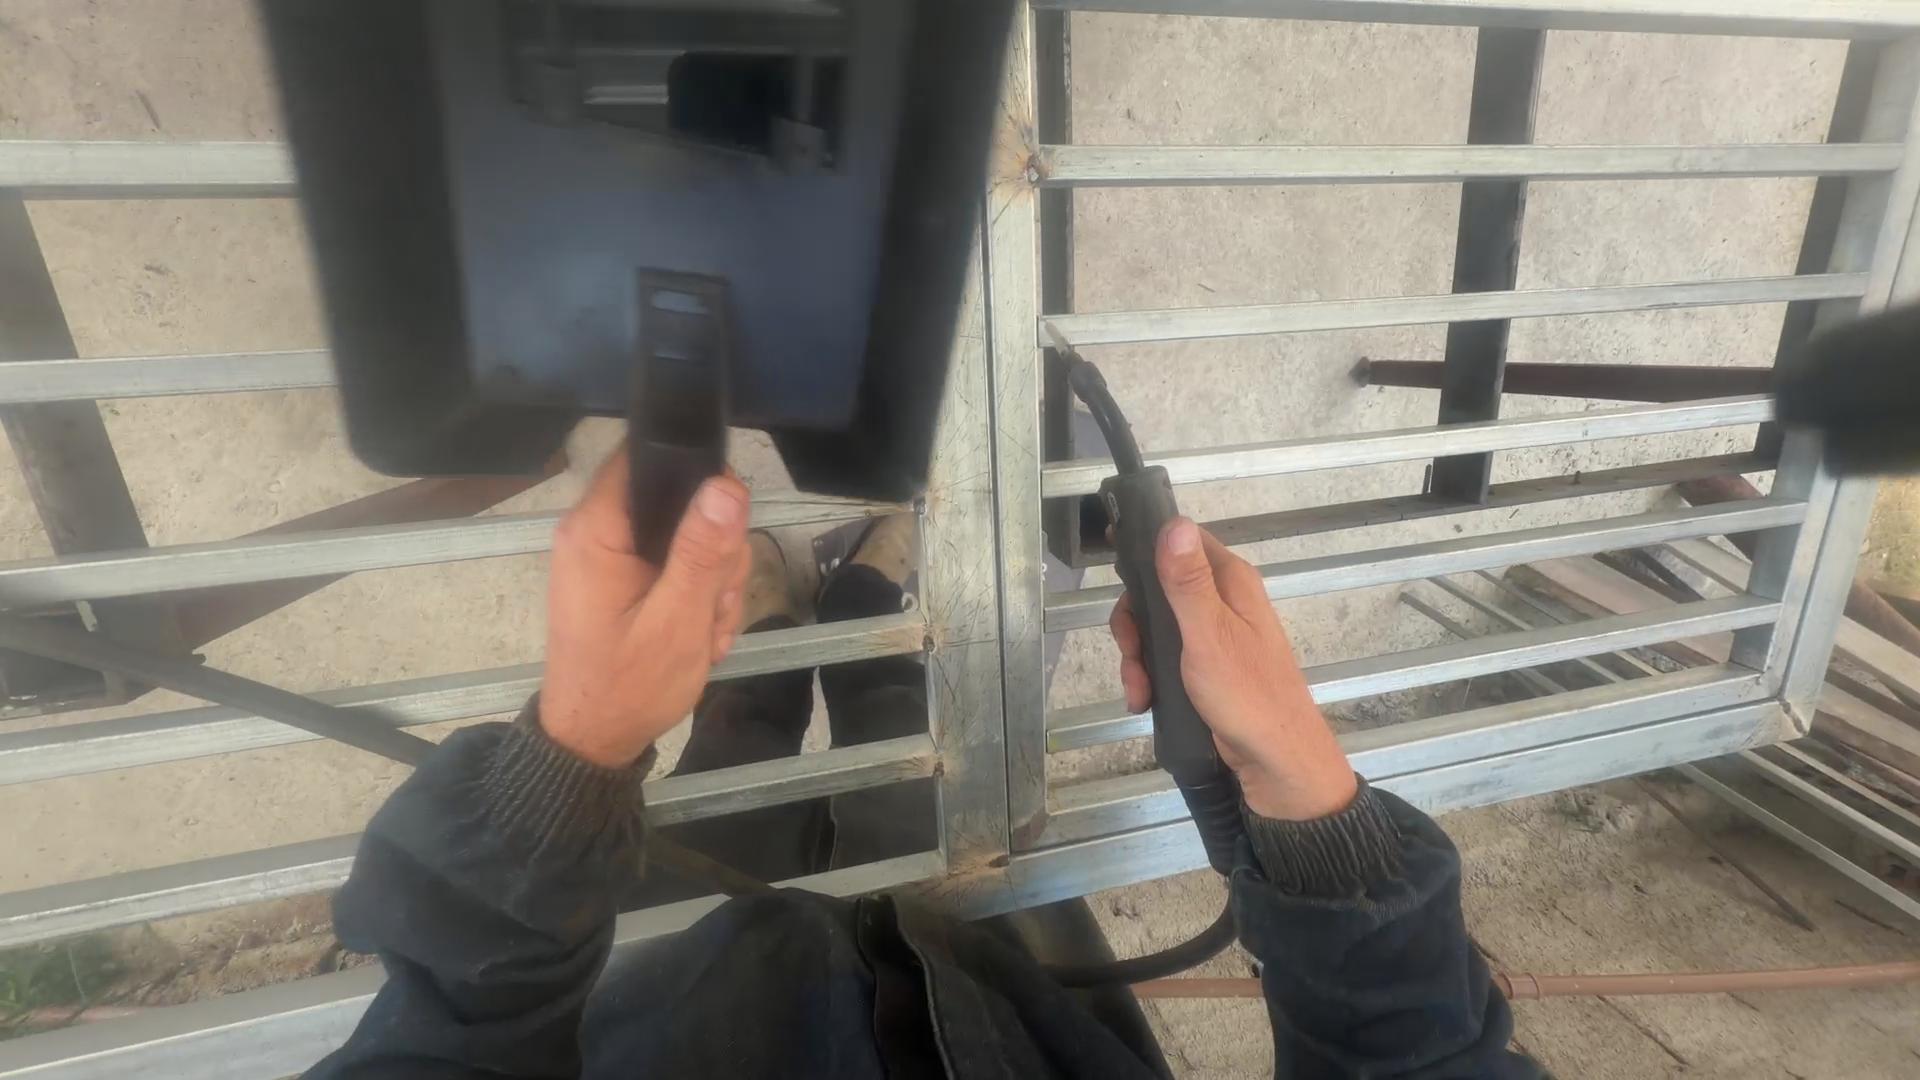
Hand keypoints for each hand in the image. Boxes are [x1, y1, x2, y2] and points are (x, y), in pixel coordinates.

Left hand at [539, 448, 751, 766]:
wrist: (598, 741)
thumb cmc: (629, 686)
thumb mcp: (676, 622)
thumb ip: (702, 553)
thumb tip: (726, 486)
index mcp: (598, 531)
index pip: (646, 459)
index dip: (696, 474)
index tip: (727, 520)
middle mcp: (603, 532)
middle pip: (682, 502)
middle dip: (716, 550)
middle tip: (713, 602)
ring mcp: (619, 557)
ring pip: (694, 536)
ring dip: (715, 580)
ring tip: (704, 627)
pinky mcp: (633, 578)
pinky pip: (685, 565)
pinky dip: (703, 596)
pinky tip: (700, 630)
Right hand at [1110, 518, 1356, 820]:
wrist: (1275, 763)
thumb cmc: (1246, 694)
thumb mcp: (1208, 634)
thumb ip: (1186, 581)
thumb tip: (1173, 523)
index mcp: (1229, 581)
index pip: (1182, 540)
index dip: (1146, 546)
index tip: (1115, 565)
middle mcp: (1222, 600)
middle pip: (1158, 586)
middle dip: (1134, 621)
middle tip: (1130, 650)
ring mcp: (1213, 633)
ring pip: (1156, 624)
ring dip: (1138, 655)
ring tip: (1139, 687)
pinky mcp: (1204, 664)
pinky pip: (1164, 655)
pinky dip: (1148, 674)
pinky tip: (1144, 697)